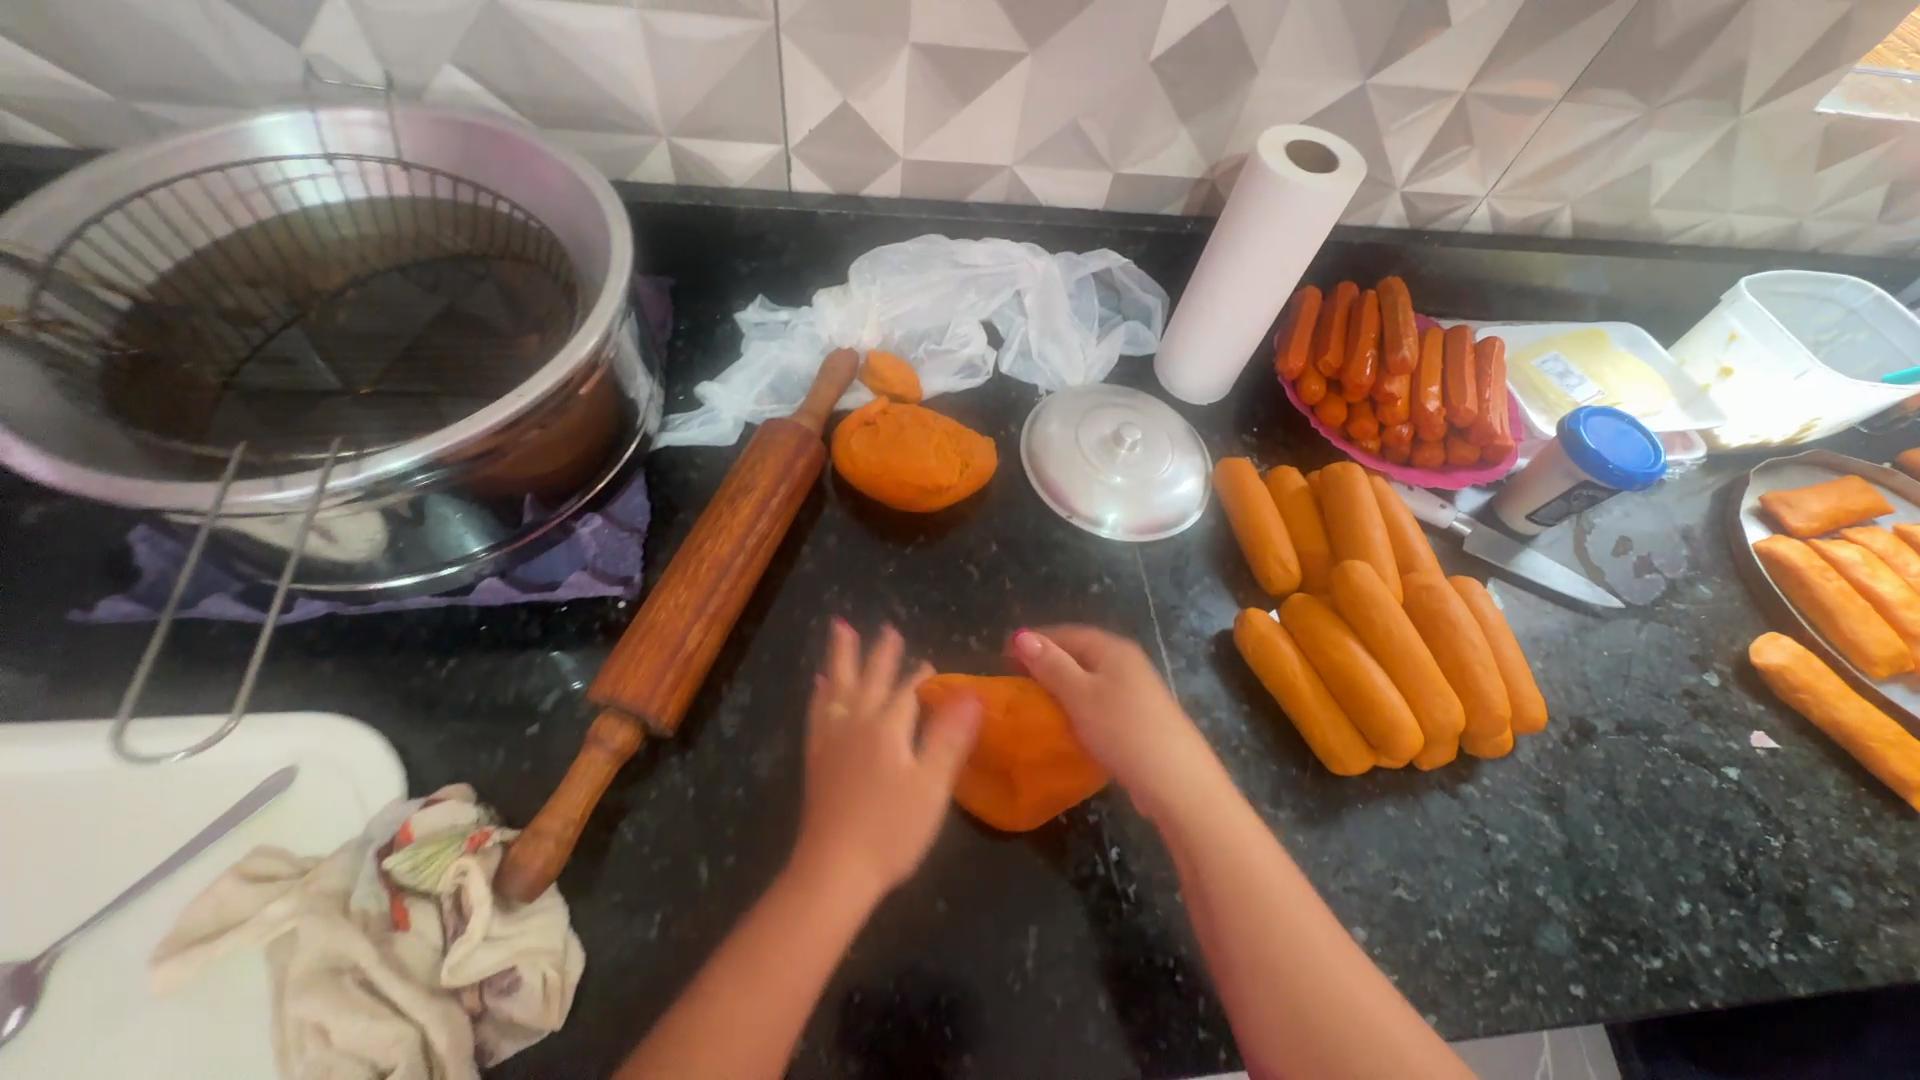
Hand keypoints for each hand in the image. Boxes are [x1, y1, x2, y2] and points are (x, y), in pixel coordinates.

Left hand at [793, 620, 980, 897]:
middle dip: (880, 653)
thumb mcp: (931, 786)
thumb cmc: (891, 830)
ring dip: (841, 658)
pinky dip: (820, 694)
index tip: (929, 663)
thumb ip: (949, 737)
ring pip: (837, 687)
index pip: (907, 691)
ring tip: (840, 631)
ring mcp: (831, 741)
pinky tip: (818, 686)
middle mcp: (856, 725)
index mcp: (887, 729)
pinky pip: (817, 713)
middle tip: (886, 628)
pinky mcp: (816, 760)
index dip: (919, 676)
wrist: (834, 870)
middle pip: (868, 679)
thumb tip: (972, 695)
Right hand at [1009, 626, 1219, 817]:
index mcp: (1112, 649)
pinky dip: (1078, 706)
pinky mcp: (1138, 718)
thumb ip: (1051, 665)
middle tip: (1015, 681)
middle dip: (1047, 663)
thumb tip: (1022, 636)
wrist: (1176, 780)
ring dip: (1062, 686)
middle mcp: (1127, 662)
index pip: (1066, 632)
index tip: (1003, 657)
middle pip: (1079, 653)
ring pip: (1089, 679)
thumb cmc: (1122, 730)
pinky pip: (1099, 701)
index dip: (1034, 641)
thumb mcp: (1079, 695)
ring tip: (1034, 702)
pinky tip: (1066, 722)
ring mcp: (1136, 691)